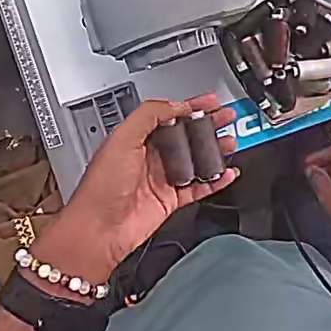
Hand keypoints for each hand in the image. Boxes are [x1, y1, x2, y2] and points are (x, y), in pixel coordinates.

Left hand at [31, 96, 238, 285]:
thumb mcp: (122, 138)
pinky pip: (198, 187)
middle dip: (208, 125)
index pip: (168, 115)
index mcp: (135, 138)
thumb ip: (149, 115)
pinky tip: (226, 173)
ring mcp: (161, 178)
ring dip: (214, 150)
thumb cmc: (101, 187)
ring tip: (230, 142)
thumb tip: (176, 106)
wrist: (99, 229)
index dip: (190, 106)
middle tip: (226, 117)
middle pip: (186, 135)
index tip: (209, 101)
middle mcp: (149, 156)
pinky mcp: (170, 200)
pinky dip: (215, 180)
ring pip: (195, 160)